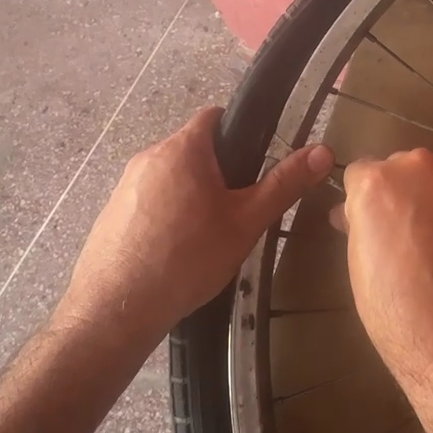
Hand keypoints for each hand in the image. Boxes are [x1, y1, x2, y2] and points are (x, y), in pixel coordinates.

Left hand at [56, 107, 331, 343]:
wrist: (111, 316)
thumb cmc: (185, 259)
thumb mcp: (245, 222)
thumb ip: (284, 184)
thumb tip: (323, 151)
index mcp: (183, 148)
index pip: (216, 116)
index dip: (241, 131)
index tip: (257, 160)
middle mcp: (149, 157)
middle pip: (194, 148)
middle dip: (219, 170)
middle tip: (239, 205)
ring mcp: (124, 187)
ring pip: (171, 176)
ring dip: (192, 193)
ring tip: (210, 233)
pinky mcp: (109, 216)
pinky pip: (148, 201)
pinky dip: (166, 215)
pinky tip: (176, 252)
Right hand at [338, 150, 432, 383]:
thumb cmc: (399, 311)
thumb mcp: (360, 267)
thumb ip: (361, 225)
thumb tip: (354, 213)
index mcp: (376, 181)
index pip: (362, 175)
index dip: (366, 202)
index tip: (375, 227)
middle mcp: (419, 164)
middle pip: (406, 169)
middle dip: (407, 195)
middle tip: (414, 238)